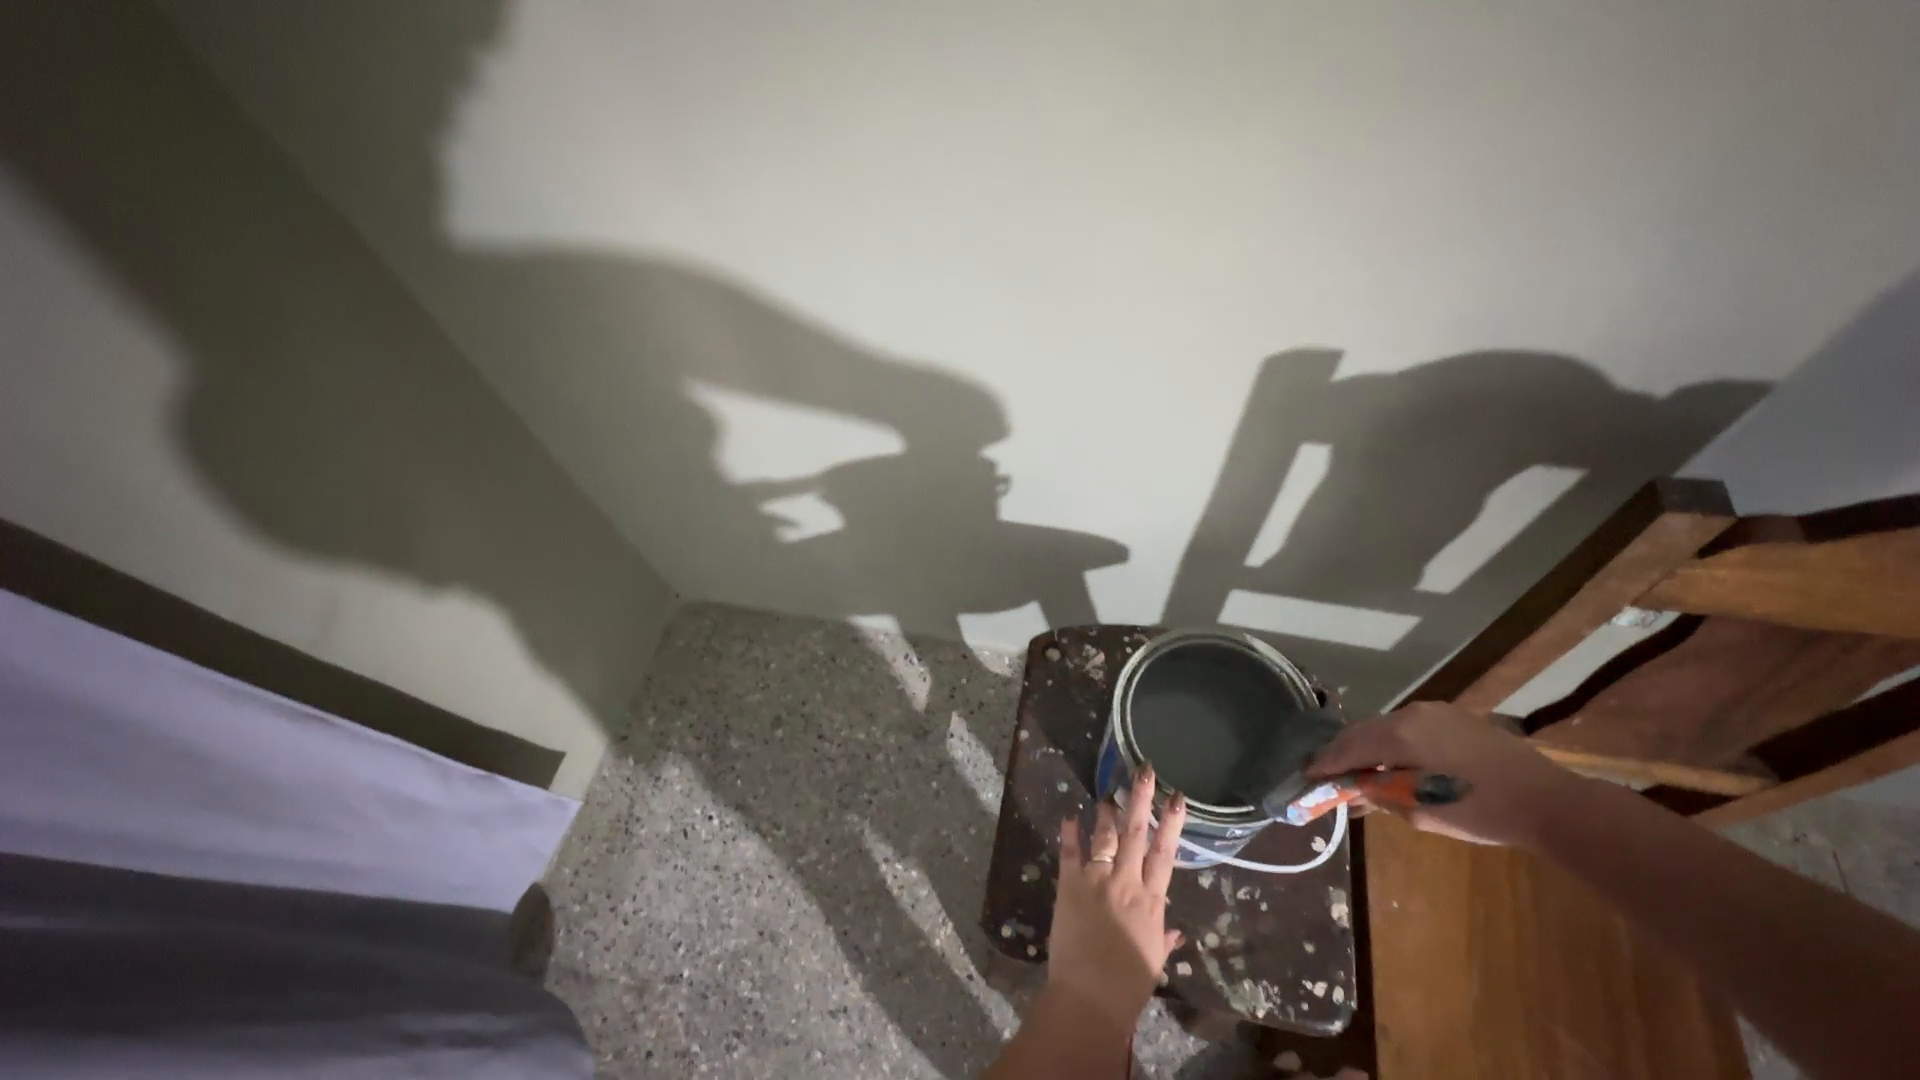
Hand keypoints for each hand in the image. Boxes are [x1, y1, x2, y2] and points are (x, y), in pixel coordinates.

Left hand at [1048, 765, 1186, 1031]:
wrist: (1090, 997)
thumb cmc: (1128, 985)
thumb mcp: (1153, 960)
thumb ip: (1163, 938)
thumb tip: (1175, 930)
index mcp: (1151, 901)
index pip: (1165, 854)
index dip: (1172, 824)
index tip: (1177, 797)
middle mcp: (1126, 883)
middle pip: (1136, 834)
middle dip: (1141, 799)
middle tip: (1144, 770)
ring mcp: (1096, 881)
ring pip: (1105, 837)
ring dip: (1108, 812)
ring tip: (1110, 791)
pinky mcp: (1068, 886)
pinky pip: (1069, 853)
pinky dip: (1069, 833)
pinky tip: (1070, 815)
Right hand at [1305, 702, 1582, 847]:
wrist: (1549, 803)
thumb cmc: (1479, 811)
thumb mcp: (1418, 810)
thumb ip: (1378, 794)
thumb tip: (1354, 788)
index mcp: (1399, 733)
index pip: (1347, 746)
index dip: (1324, 763)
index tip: (1305, 777)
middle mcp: (1412, 713)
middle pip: (1364, 732)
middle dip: (1344, 754)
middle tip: (1328, 776)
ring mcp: (1437, 712)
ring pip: (1388, 728)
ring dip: (1371, 749)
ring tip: (1361, 774)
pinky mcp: (1457, 719)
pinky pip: (1412, 729)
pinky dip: (1396, 745)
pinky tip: (1397, 765)